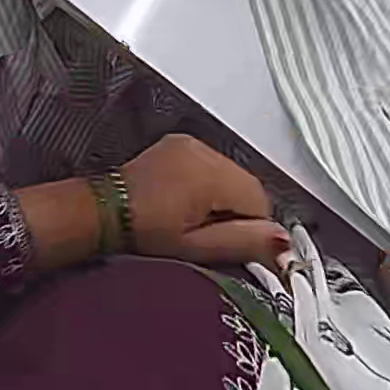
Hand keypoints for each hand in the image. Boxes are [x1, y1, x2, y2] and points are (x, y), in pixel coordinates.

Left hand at [120, 134, 290, 266]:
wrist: (106, 211)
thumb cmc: (143, 230)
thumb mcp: (197, 246)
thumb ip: (244, 242)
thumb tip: (283, 244)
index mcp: (209, 174)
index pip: (261, 200)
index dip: (250, 227)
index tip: (231, 241)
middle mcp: (202, 151)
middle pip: (247, 184)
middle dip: (237, 210)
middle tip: (207, 231)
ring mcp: (189, 144)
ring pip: (231, 173)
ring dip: (223, 196)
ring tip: (192, 215)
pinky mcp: (179, 143)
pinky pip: (211, 162)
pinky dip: (208, 181)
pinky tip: (186, 199)